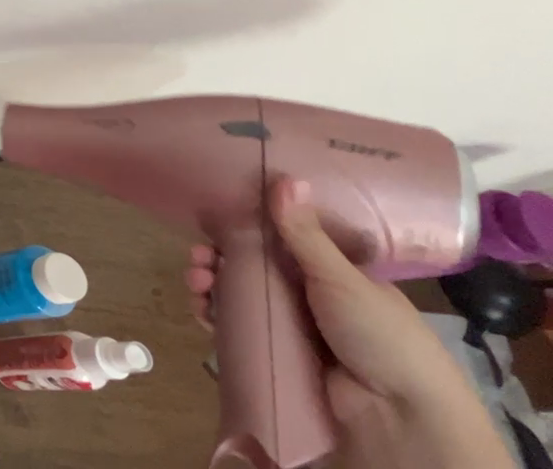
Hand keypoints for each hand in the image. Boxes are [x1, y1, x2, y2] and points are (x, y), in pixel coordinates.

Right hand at [186, 177, 511, 468]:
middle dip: (216, 259)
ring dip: (208, 285)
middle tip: (197, 257)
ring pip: (236, 297)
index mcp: (332, 277)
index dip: (245, 231)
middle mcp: (307, 299)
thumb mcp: (342, 278)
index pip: (279, 245)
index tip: (216, 222)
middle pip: (249, 269)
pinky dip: (212, 317)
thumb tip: (285, 176)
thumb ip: (306, 234)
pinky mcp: (273, 355)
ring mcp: (289, 328)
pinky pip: (234, 329)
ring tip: (195, 283)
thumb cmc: (380, 336)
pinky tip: (201, 310)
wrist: (396, 414)